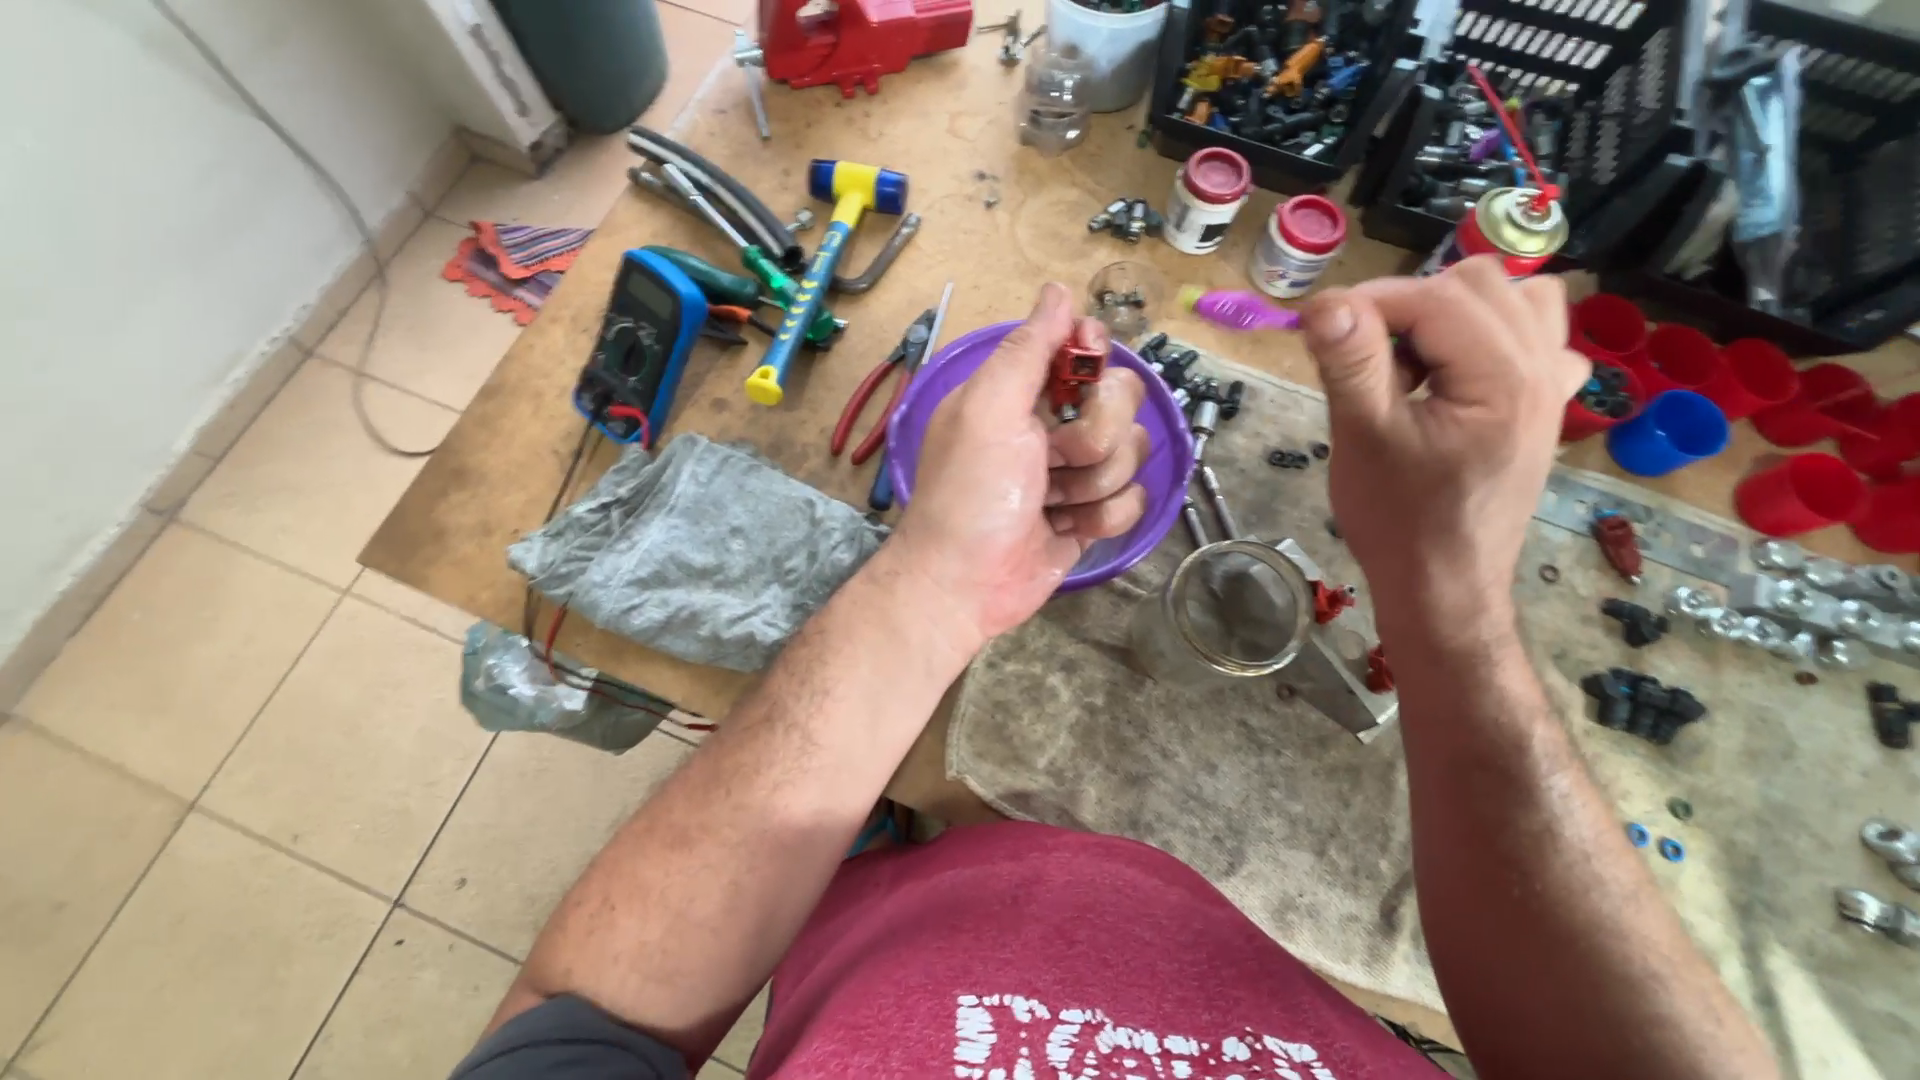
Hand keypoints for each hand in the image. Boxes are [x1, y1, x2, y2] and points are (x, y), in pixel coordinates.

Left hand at [887, 282, 1148, 650]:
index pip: (1087, 351)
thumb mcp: (988, 409)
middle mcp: (1053, 425)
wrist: (964, 583)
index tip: (1083, 382)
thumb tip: (1057, 289)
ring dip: (1093, 485)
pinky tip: (1065, 529)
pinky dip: (1102, 519)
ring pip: (1132, 454)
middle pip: (1123, 402)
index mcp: (1023, 391)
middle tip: (1051, 460)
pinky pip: (1133, 501)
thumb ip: (1027, 350)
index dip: (1095, 362)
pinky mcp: (1092, 516)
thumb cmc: (969, 492)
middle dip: (1093, 438)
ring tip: (1050, 503)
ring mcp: (1076, 473)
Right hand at [1299, 257, 1588, 640]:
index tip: (1320, 329)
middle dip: (1409, 305)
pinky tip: (1460, 372)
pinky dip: (1494, 333)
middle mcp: (1542, 367)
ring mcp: (1553, 386)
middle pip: (1478, 284)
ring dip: (1454, 311)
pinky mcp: (1546, 406)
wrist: (1444, 586)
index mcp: (1502, 376)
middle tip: (1364, 358)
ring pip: (1515, 298)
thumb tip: (1324, 302)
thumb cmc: (1398, 519)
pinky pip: (1537, 337)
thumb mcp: (1362, 439)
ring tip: (1412, 358)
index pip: (1434, 297)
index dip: (1369, 301)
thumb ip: (1350, 363)